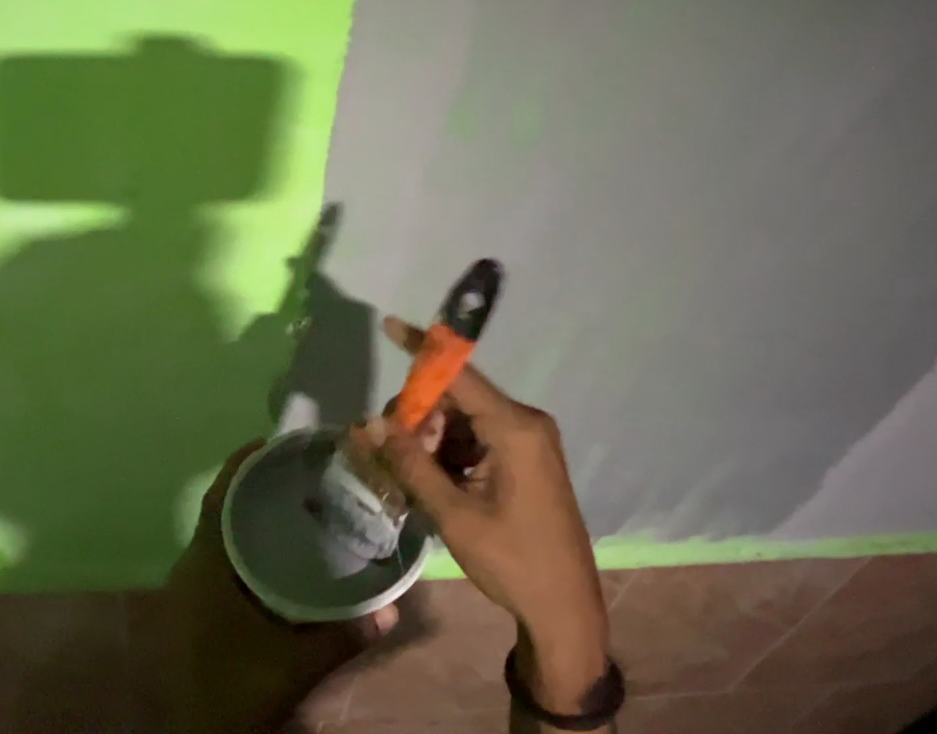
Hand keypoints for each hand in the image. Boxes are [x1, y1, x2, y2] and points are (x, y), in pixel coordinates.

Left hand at [143, 440, 397, 731]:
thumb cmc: (236, 689)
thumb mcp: (294, 664)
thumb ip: (343, 634)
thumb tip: (393, 609)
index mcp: (205, 564)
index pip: (218, 495)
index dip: (242, 463)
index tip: (276, 441)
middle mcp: (191, 566)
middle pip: (220, 508)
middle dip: (254, 484)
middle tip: (300, 469)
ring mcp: (189, 588)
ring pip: (218, 534)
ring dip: (248, 513)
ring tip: (295, 500)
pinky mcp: (193, 608)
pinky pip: (218, 557)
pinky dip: (244, 543)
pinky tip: (276, 553)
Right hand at [356, 317, 610, 715]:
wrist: (566, 613)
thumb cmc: (513, 561)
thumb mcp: (454, 513)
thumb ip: (411, 463)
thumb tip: (370, 423)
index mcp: (515, 428)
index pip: (460, 374)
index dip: (422, 349)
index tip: (389, 324)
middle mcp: (525, 423)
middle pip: (458, 398)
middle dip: (420, 416)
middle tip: (393, 451)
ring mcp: (529, 441)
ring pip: (464, 420)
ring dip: (433, 440)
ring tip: (413, 476)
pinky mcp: (527, 460)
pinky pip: (478, 439)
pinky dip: (451, 453)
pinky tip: (434, 481)